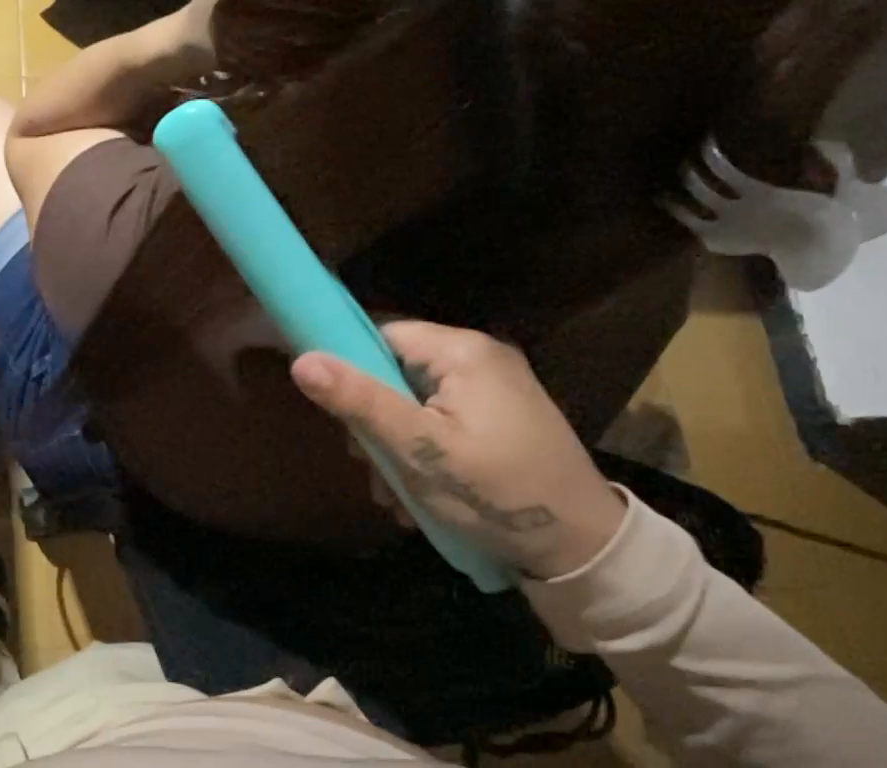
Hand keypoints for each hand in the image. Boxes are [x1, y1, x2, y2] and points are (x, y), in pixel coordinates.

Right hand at [291, 322, 626, 578]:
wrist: (587, 551)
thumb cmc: (496, 493)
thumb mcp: (417, 451)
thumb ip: (359, 402)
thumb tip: (299, 360)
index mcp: (462, 351)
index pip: (381, 334)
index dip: (350, 367)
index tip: (336, 412)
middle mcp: (480, 357)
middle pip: (396, 371)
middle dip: (374, 422)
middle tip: (368, 467)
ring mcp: (494, 390)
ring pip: (415, 403)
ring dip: (395, 446)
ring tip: (394, 494)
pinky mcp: (502, 419)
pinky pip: (442, 422)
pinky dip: (424, 453)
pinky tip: (419, 494)